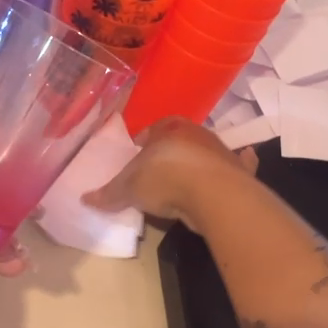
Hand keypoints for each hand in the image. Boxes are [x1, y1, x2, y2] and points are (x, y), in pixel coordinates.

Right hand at [83, 117, 258, 232]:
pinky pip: (241, 164)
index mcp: (167, 128)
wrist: (212, 193)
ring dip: (200, 159)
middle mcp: (196, 132)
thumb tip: (85, 199)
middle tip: (160, 169)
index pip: (153, 128)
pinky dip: (241, 164)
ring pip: (207, 151)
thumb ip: (110, 193)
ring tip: (188, 178)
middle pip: (181, 138)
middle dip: (172, 150)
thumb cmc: (165, 179)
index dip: (144, 141)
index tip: (138, 153)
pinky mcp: (239, 170)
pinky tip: (242, 163)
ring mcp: (221, 150)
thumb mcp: (129, 188)